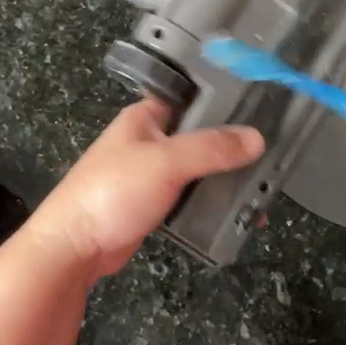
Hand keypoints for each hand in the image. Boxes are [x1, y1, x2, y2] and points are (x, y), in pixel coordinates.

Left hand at [31, 99, 264, 277]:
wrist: (75, 246)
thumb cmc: (113, 191)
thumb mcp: (166, 161)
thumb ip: (212, 148)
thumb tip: (256, 138)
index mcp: (146, 117)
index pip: (192, 98)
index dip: (225, 102)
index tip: (264, 112)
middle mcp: (149, 140)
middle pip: (201, 138)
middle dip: (232, 150)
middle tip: (270, 161)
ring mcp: (150, 174)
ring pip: (198, 171)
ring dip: (224, 181)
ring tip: (261, 192)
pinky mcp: (152, 205)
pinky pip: (189, 198)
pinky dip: (210, 205)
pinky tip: (237, 215)